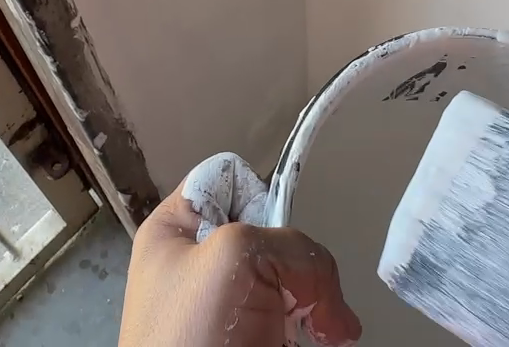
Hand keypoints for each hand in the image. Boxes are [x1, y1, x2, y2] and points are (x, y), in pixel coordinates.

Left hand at [118, 184, 360, 346]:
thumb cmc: (189, 332)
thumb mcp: (235, 256)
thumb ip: (292, 246)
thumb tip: (330, 304)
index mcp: (178, 228)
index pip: (228, 178)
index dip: (258, 193)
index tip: (268, 226)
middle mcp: (202, 261)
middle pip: (272, 231)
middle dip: (300, 262)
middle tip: (310, 293)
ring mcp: (229, 306)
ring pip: (292, 279)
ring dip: (318, 300)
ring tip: (328, 326)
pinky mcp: (253, 340)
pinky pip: (298, 320)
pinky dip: (320, 330)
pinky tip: (327, 339)